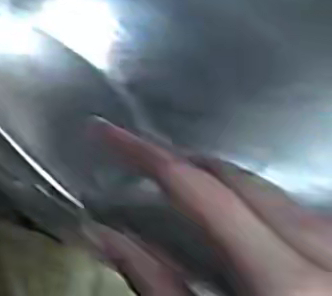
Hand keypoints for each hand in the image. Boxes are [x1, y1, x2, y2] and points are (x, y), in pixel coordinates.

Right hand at [91, 123, 331, 295]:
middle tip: (150, 161)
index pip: (197, 186)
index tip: (102, 130)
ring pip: (306, 212)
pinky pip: (331, 237)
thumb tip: (100, 232)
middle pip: (256, 189)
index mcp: (288, 280)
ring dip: (251, 197)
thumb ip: (158, 284)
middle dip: (198, 167)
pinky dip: (298, 227)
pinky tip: (279, 239)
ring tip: (212, 198)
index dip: (142, 151)